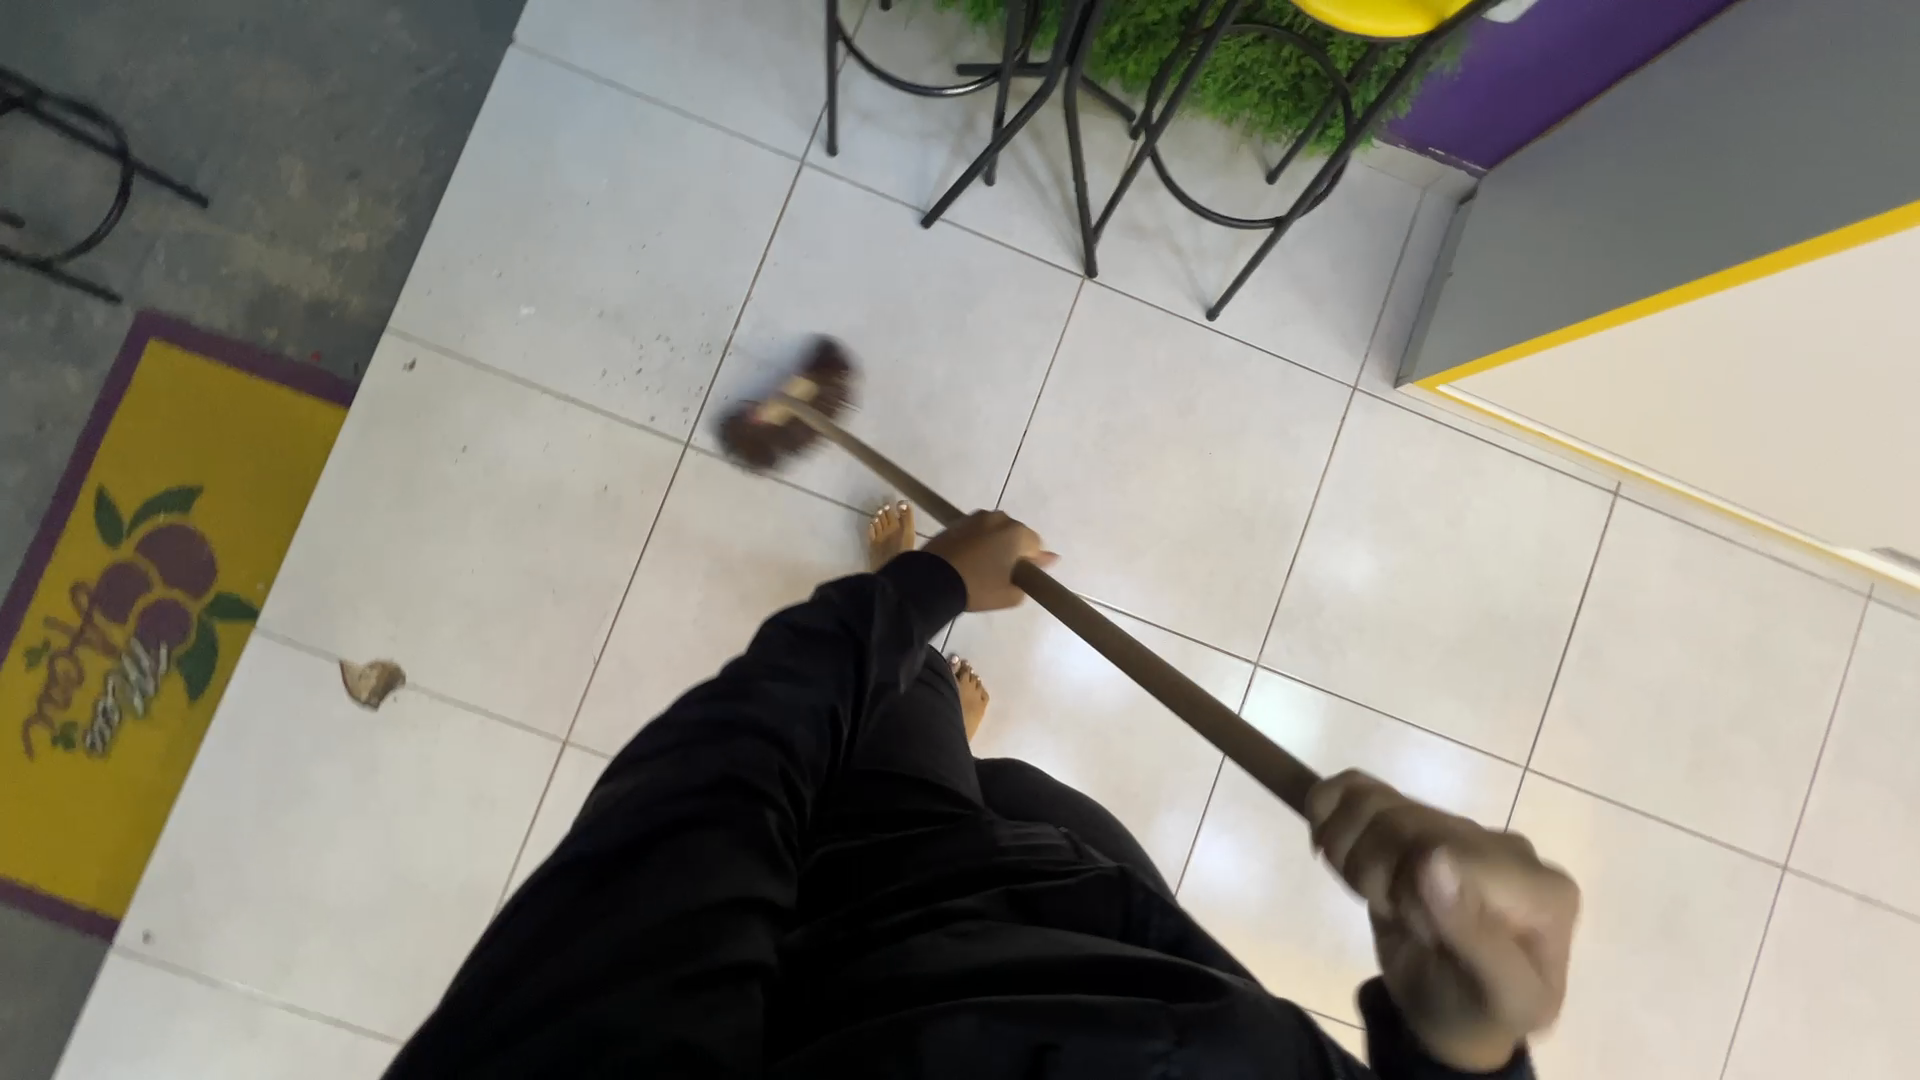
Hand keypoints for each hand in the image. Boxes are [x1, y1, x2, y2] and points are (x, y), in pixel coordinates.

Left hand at [920, 511, 1056, 611]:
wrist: (933, 580)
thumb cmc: (979, 588)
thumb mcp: (1012, 594)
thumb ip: (1035, 575)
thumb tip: (1051, 559)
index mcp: (1017, 532)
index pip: (1036, 545)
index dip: (1031, 562)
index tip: (1019, 577)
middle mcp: (999, 518)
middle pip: (1015, 534)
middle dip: (1012, 550)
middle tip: (1000, 574)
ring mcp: (975, 518)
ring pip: (995, 531)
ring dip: (994, 544)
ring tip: (982, 567)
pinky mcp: (956, 522)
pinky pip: (976, 531)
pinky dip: (977, 542)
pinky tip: (969, 560)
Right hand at [1306, 770, 1578, 1072]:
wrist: (1449, 1007)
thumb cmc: (1479, 1007)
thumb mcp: (1498, 997)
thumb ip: (1474, 935)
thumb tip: (1432, 857)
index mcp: (1537, 883)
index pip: (1440, 849)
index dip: (1406, 889)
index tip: (1420, 932)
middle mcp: (1499, 843)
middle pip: (1399, 820)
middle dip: (1371, 873)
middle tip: (1391, 914)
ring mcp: (1453, 824)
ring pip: (1367, 801)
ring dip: (1345, 850)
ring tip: (1372, 890)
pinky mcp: (1412, 815)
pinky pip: (1352, 786)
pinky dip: (1326, 814)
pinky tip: (1342, 853)